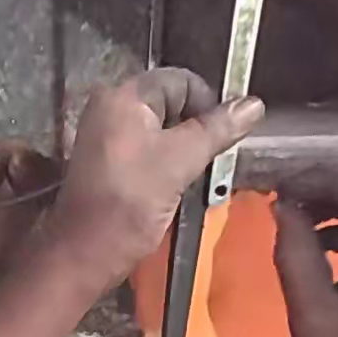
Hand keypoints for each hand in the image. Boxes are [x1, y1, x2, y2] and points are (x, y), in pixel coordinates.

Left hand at [46, 68, 265, 284]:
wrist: (84, 255)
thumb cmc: (129, 204)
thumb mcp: (180, 162)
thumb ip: (217, 129)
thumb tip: (253, 105)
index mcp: (121, 97)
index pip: (180, 81)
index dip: (208, 103)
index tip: (223, 136)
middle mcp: (107, 112)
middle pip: (168, 107)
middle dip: (194, 131)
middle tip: (209, 160)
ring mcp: (102, 142)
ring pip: (157, 136)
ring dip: (180, 154)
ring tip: (189, 179)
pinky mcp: (103, 170)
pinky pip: (142, 158)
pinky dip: (161, 169)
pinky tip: (169, 190)